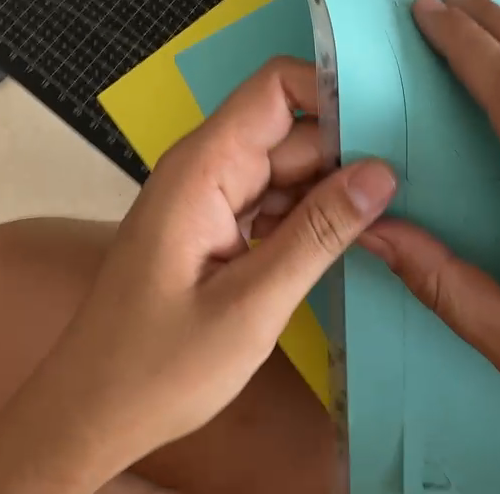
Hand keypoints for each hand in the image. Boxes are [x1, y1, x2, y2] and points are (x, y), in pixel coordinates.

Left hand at [0, 58, 395, 487]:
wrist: (91, 412)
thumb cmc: (160, 366)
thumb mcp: (251, 304)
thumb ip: (317, 232)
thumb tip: (382, 172)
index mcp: (205, 166)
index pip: (276, 88)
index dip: (332, 92)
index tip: (389, 124)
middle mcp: (207, 167)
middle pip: (290, 130)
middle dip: (346, 151)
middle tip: (408, 187)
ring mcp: (211, 196)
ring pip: (287, 167)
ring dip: (333, 188)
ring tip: (392, 215)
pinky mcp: (217, 225)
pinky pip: (273, 200)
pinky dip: (309, 216)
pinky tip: (348, 239)